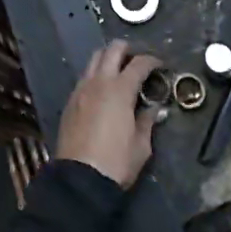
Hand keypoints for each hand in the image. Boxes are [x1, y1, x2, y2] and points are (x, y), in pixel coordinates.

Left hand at [56, 40, 164, 187]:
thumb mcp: (141, 145)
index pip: (139, 63)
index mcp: (120, 89)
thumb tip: (154, 108)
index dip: (152, 60)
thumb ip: (148, 121)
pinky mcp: (70, 102)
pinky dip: (96, 75)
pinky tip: (102, 91)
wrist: (79, 182)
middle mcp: (99, 82)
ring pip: (94, 59)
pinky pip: (84, 77)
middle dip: (127, 50)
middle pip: (112, 49)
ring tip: (119, 72)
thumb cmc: (116, 162)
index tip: (160, 66)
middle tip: (137, 62)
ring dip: (108, 59)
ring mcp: (81, 90)